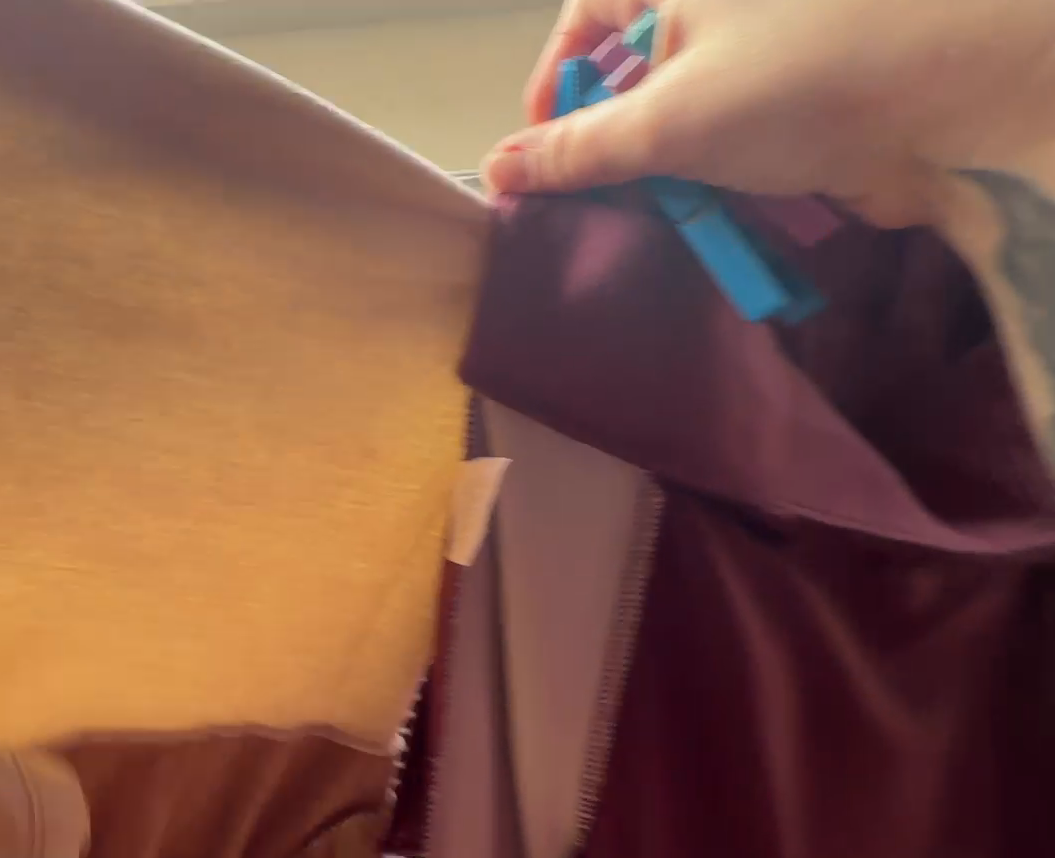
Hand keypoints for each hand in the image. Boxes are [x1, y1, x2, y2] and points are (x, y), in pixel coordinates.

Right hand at [479, 0, 1054, 225]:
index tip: (538, 151)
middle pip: (625, 71)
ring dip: (646, 167)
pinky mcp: (794, 92)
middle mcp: (725, 3)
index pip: (585, 15)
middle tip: (583, 194)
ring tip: (638, 209)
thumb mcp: (667, 121)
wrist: (989, 97)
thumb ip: (572, 152)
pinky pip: (715, 133)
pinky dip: (694, 173)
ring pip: (668, 111)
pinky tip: (689, 205)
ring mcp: (765, 44)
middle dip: (598, 138)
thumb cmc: (813, 81)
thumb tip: (496, 170)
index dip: (552, 84)